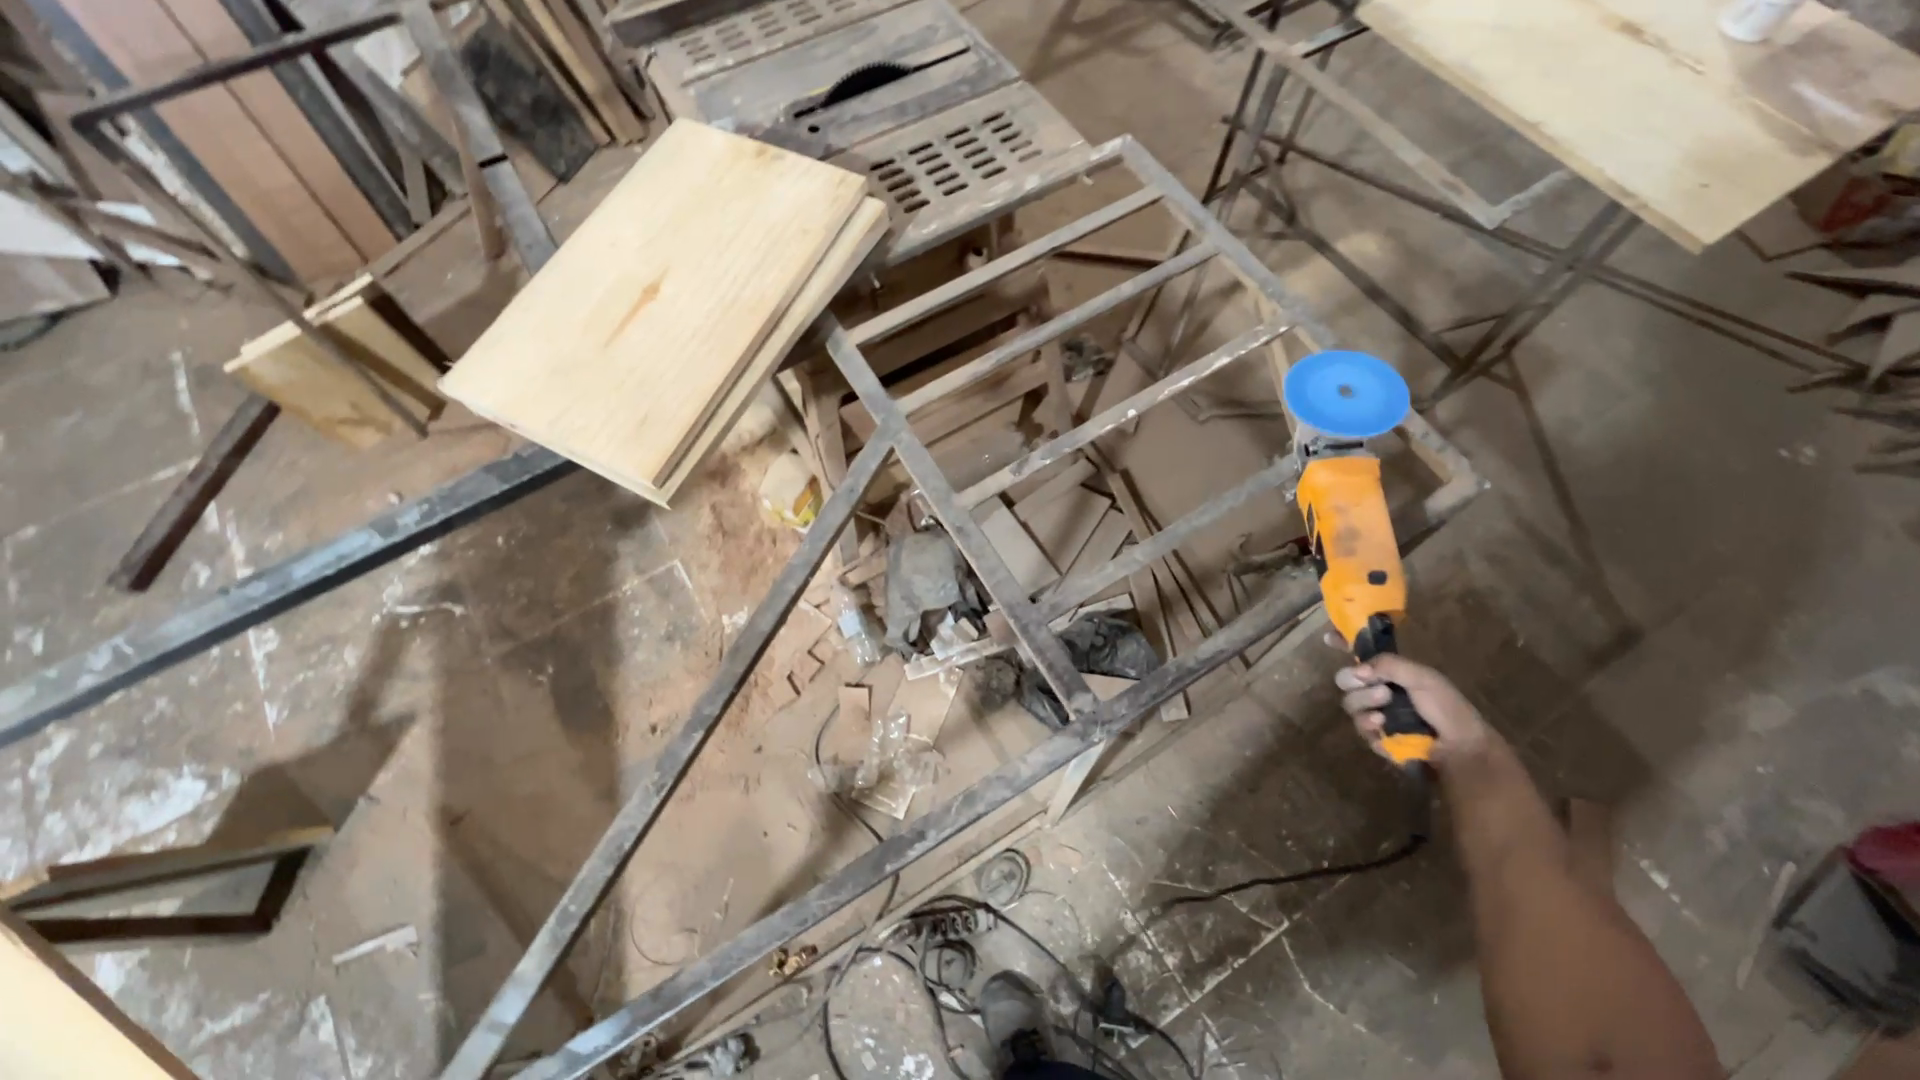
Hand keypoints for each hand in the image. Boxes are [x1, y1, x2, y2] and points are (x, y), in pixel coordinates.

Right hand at [1334, 653, 1492, 764]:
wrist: (1460, 748)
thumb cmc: (1447, 708)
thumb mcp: (1423, 678)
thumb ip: (1390, 666)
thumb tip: (1357, 670)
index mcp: (1390, 672)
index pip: (1361, 654)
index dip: (1343, 644)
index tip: (1329, 636)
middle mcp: (1377, 690)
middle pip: (1345, 678)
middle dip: (1353, 680)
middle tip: (1374, 684)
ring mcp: (1374, 714)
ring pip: (1349, 703)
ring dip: (1365, 702)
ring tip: (1385, 710)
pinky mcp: (1375, 737)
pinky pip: (1359, 727)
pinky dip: (1369, 724)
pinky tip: (1383, 725)